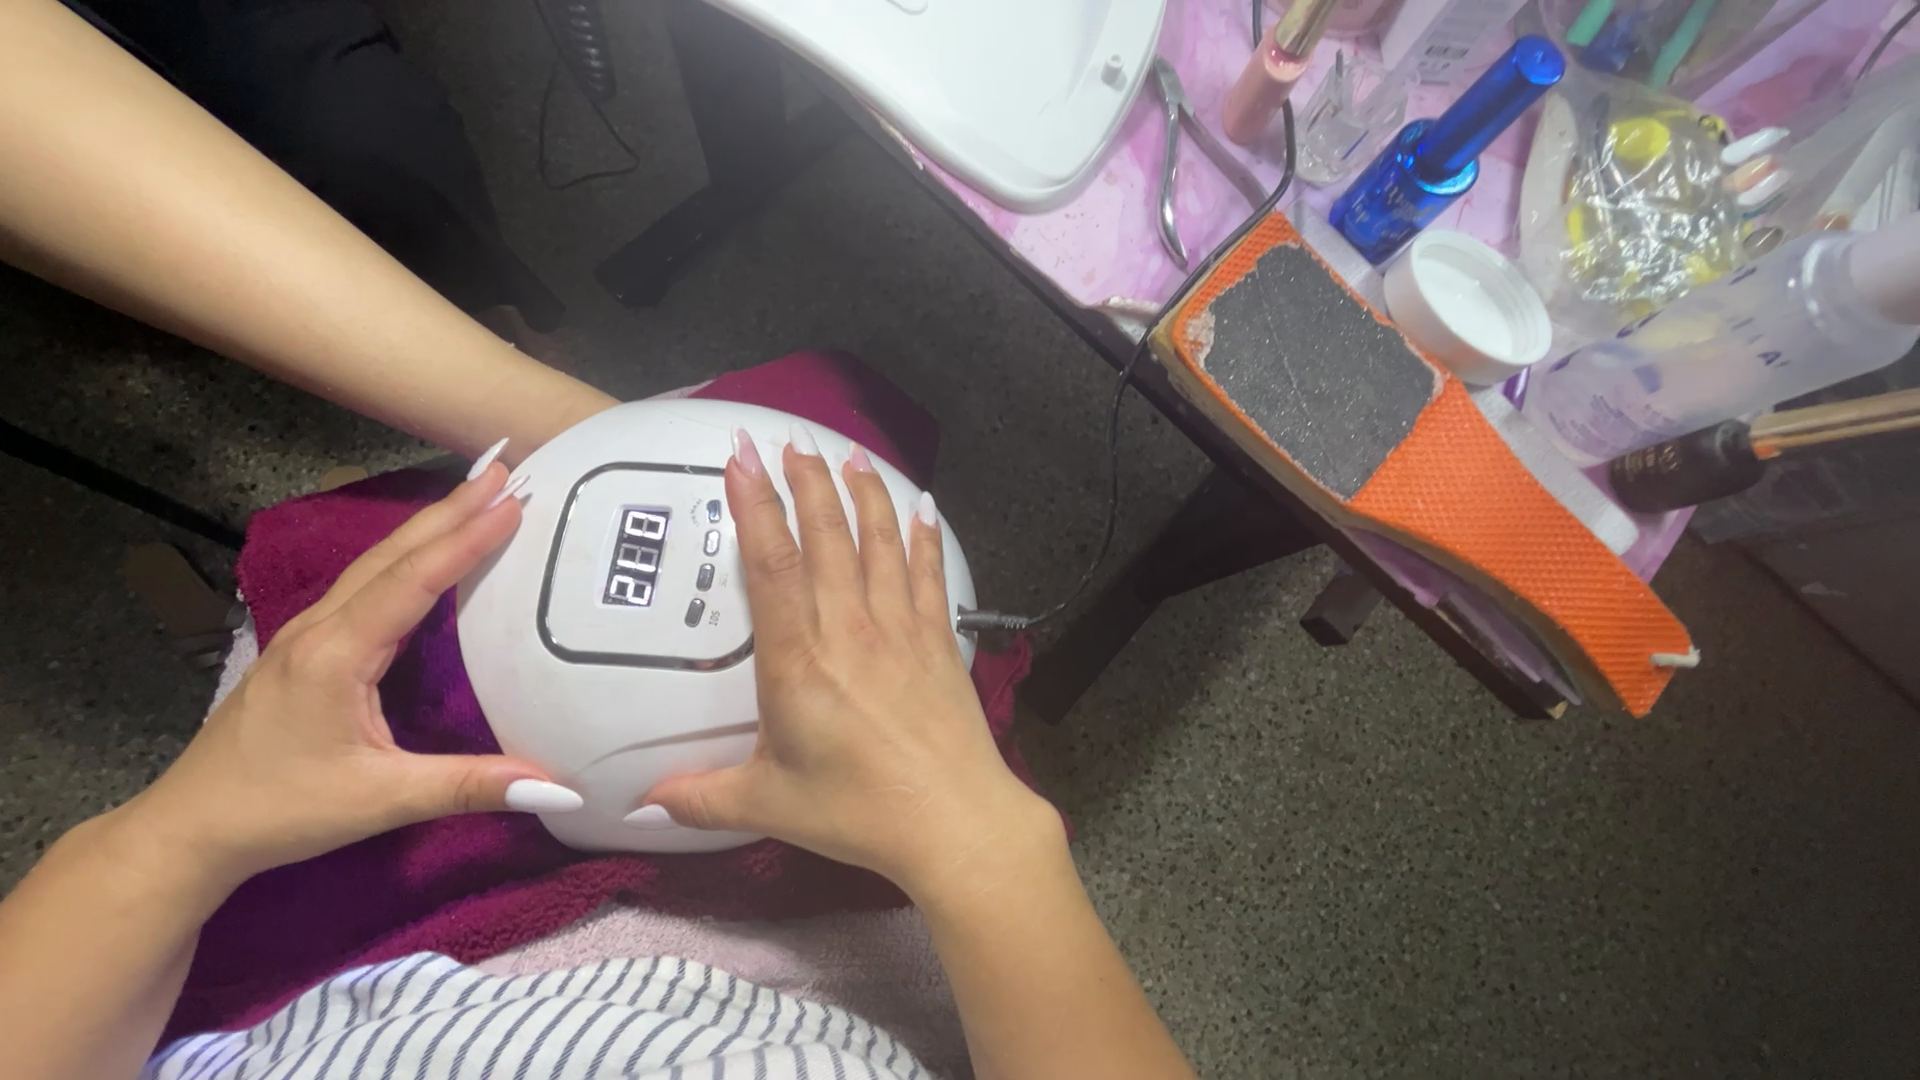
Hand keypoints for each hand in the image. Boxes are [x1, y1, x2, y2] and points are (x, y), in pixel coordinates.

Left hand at [115, 464, 574, 887]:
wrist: (187, 829)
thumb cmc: (282, 810)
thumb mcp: (382, 800)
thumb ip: (472, 785)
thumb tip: (559, 787)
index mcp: (337, 653)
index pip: (412, 581)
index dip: (465, 538)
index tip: (512, 501)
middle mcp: (322, 627)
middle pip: (394, 553)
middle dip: (452, 508)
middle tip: (504, 470)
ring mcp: (313, 631)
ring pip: (381, 561)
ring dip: (433, 523)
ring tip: (480, 492)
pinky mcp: (315, 644)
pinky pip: (373, 581)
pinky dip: (414, 552)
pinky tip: (436, 547)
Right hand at [643, 428, 1057, 897]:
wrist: (954, 821)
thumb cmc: (858, 811)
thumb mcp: (769, 805)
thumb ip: (701, 797)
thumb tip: (643, 803)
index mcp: (799, 661)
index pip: (773, 565)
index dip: (755, 505)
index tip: (741, 457)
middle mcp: (850, 629)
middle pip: (828, 538)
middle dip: (807, 483)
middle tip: (791, 440)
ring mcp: (901, 629)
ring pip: (880, 543)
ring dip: (864, 494)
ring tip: (851, 454)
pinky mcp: (939, 641)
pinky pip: (929, 575)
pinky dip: (925, 537)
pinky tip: (923, 506)